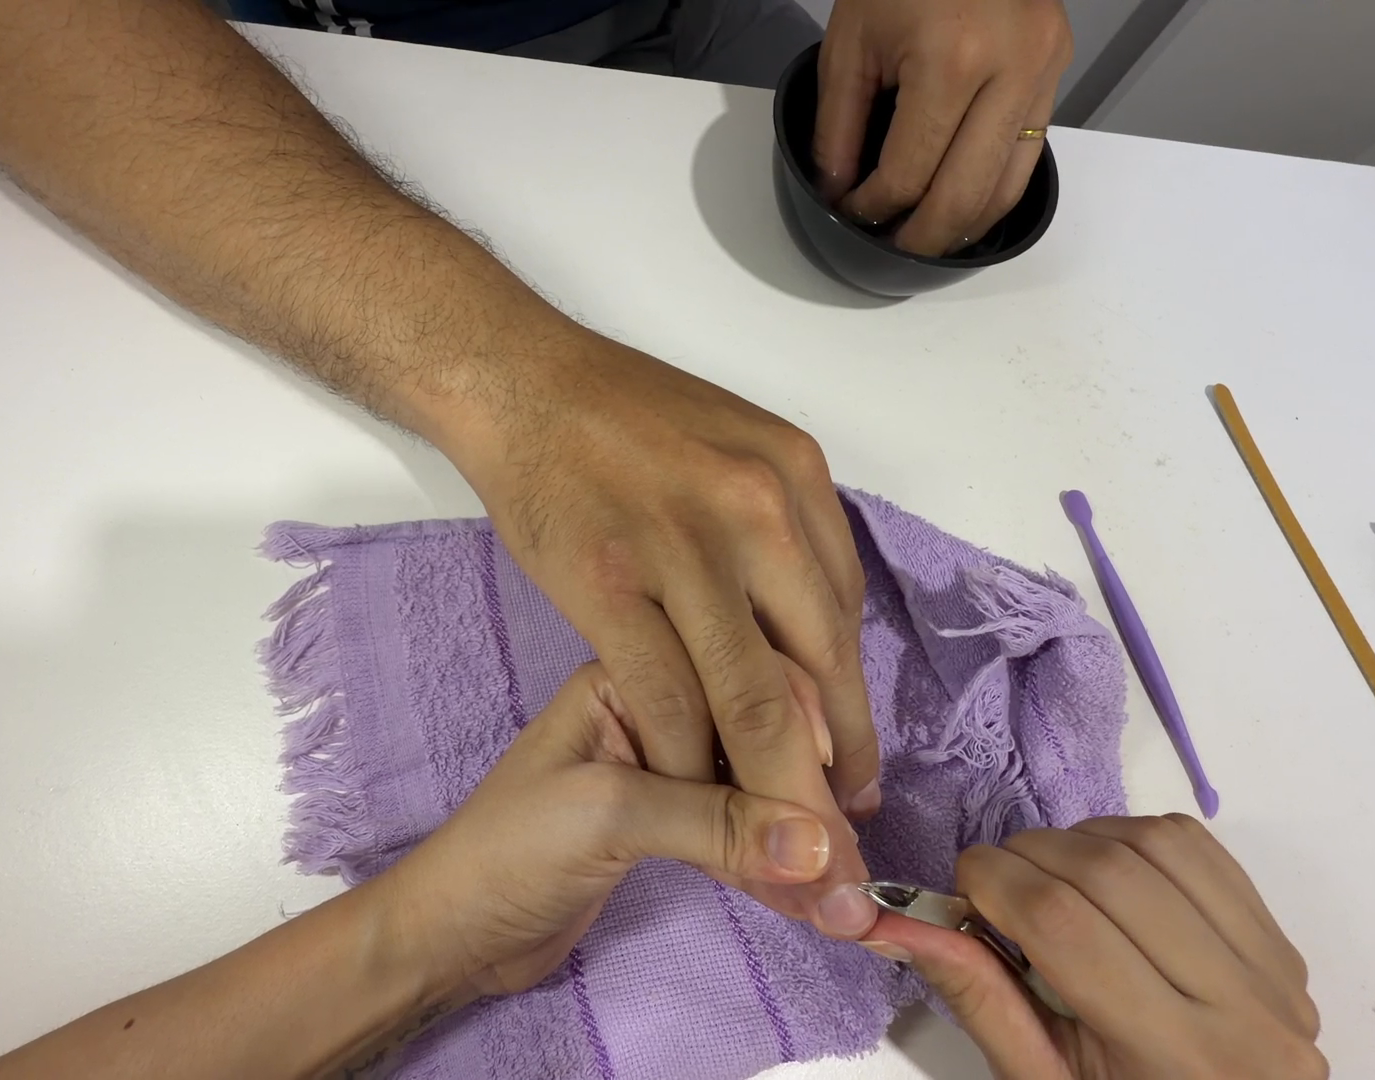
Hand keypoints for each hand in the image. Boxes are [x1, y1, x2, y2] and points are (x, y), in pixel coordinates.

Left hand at [376, 662, 879, 999]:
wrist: (459, 925)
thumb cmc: (511, 850)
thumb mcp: (608, 819)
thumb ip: (713, 824)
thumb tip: (823, 846)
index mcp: (633, 673)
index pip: (740, 684)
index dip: (794, 749)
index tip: (837, 825)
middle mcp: (659, 704)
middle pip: (760, 725)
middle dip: (807, 793)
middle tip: (848, 869)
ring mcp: (667, 757)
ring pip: (758, 773)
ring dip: (800, 827)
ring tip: (840, 887)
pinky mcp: (673, 809)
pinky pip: (742, 815)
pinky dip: (776, 849)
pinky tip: (808, 878)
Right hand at [447, 333, 879, 929]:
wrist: (520, 384)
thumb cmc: (620, 418)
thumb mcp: (732, 449)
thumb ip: (778, 534)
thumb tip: (802, 636)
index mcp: (796, 475)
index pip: (843, 619)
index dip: (854, 709)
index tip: (851, 764)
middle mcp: (758, 511)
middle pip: (817, 671)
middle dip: (833, 768)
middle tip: (839, 835)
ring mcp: (683, 548)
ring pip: (749, 700)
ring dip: (769, 785)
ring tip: (778, 835)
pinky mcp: (608, 585)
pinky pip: (666, 699)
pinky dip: (683, 759)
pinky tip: (685, 787)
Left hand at [814, 0, 1071, 255]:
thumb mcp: (848, 45)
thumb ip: (835, 130)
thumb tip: (837, 194)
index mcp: (953, 59)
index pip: (907, 177)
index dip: (870, 209)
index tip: (850, 211)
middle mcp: (1012, 67)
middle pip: (962, 197)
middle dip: (918, 239)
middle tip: (888, 248)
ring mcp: (1044, 69)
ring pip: (1004, 190)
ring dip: (959, 230)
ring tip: (922, 240)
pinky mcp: (1057, 71)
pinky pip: (1027, 160)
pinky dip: (990, 197)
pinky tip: (959, 209)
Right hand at [866, 815, 1325, 1078]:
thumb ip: (972, 993)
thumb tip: (888, 919)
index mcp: (1175, 1059)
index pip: (1060, 922)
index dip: (989, 880)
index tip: (964, 895)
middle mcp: (1245, 1011)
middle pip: (1103, 871)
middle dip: (1023, 856)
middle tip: (1001, 891)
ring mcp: (1273, 972)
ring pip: (1146, 842)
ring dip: (1073, 841)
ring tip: (1052, 882)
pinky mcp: (1279, 941)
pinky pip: (1189, 843)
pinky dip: (1126, 836)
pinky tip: (1105, 875)